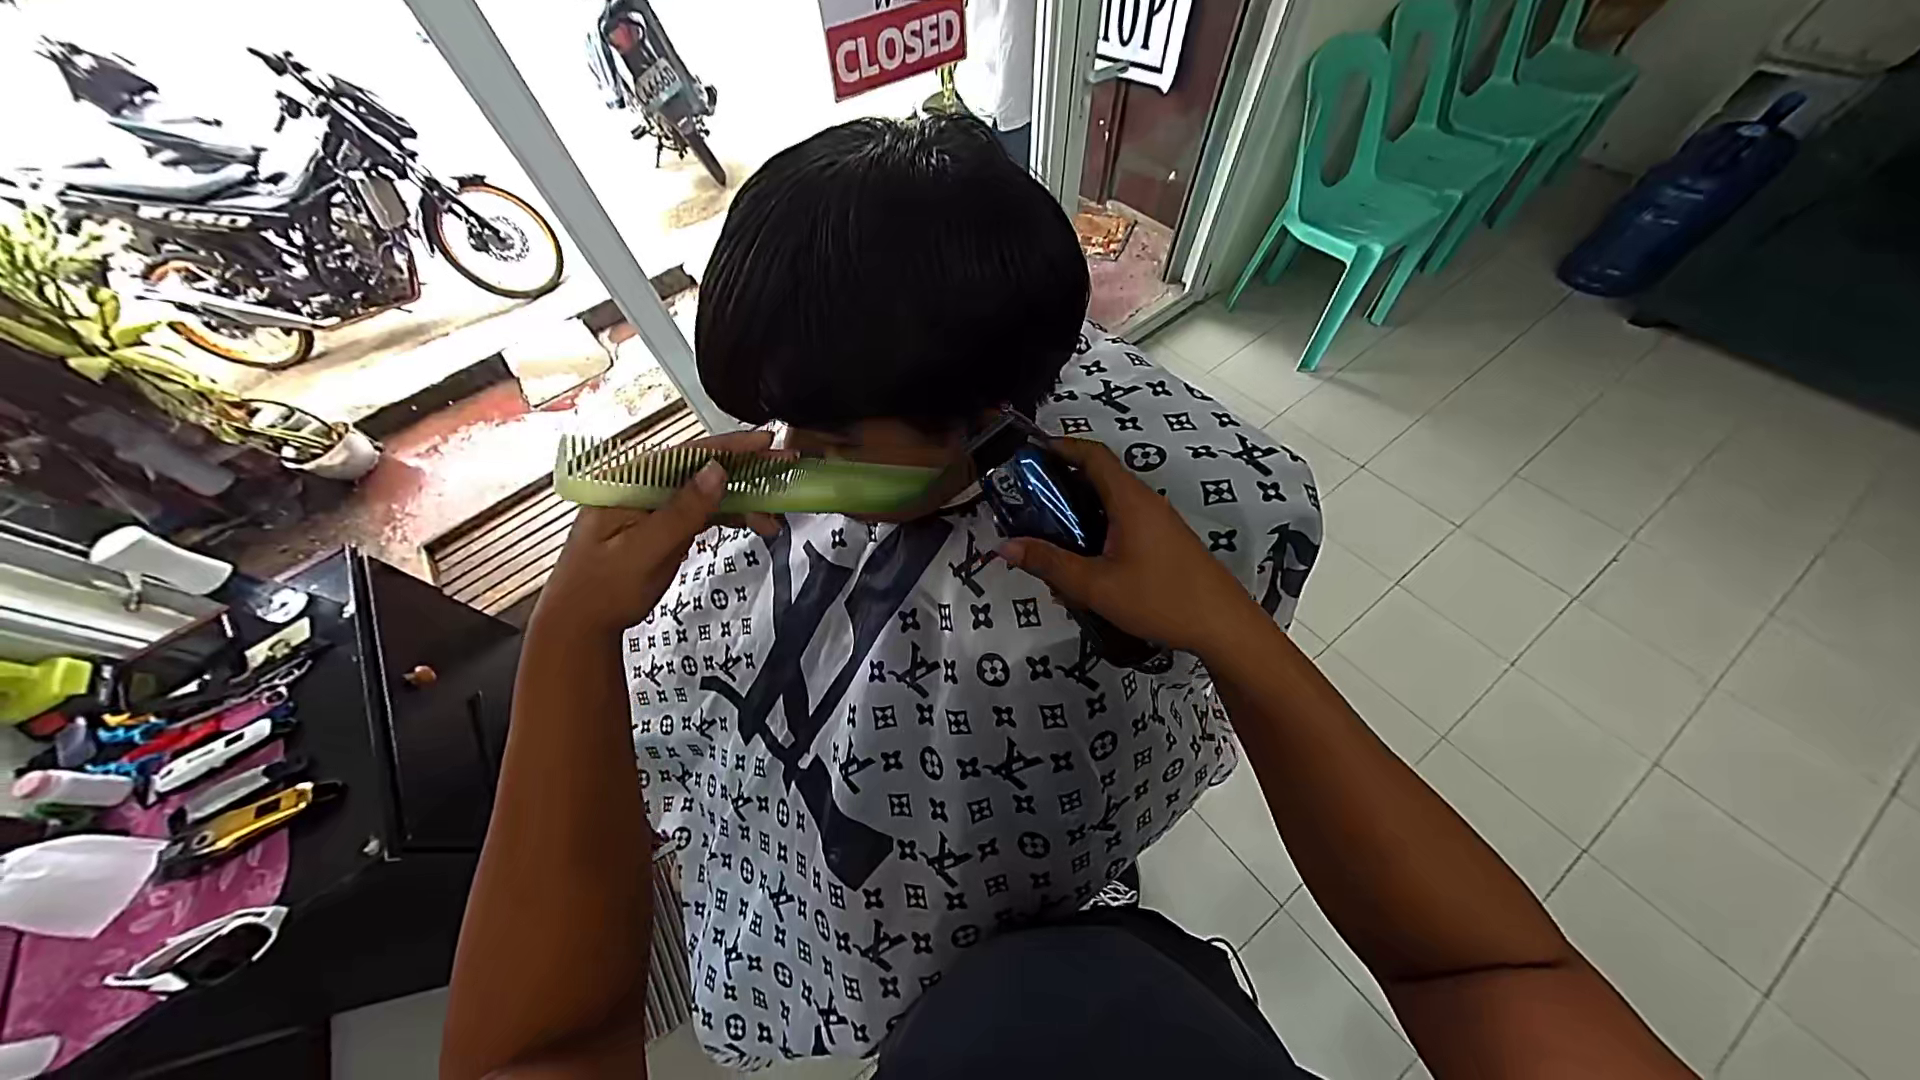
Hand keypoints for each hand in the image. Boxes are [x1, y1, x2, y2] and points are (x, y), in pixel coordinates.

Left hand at [533, 430, 780, 639]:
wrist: (583, 624)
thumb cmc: (602, 590)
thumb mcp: (643, 551)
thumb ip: (681, 512)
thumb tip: (717, 471)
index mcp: (626, 482)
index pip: (684, 455)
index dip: (728, 446)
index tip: (765, 441)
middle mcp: (642, 486)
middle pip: (701, 468)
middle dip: (745, 469)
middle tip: (784, 466)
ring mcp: (656, 505)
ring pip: (709, 490)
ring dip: (745, 497)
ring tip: (775, 511)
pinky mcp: (668, 524)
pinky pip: (706, 510)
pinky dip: (734, 514)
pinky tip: (757, 521)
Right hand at [998, 438, 1269, 657]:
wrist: (1223, 626)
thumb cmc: (1160, 599)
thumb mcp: (1096, 585)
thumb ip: (1049, 563)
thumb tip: (1005, 546)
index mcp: (1129, 500)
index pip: (1092, 455)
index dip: (1059, 447)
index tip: (1028, 454)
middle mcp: (1144, 502)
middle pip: (1096, 479)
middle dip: (1059, 489)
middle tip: (1026, 506)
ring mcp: (1156, 522)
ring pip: (1107, 507)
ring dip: (1076, 519)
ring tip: (1049, 545)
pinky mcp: (1161, 542)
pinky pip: (1120, 526)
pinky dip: (1095, 536)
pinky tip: (1082, 570)